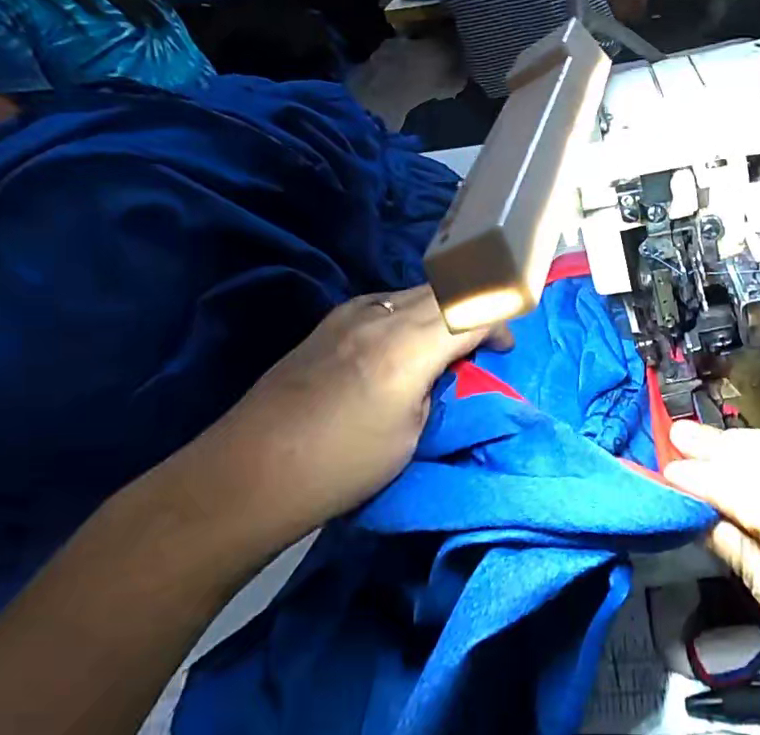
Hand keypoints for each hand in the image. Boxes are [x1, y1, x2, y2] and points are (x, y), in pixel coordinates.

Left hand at [207, 285, 510, 530]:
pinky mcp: (330, 321)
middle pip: (445, 291)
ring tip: (443, 348)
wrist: (253, 468)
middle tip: (483, 348)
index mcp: (408, 345)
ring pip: (415, 293)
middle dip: (474, 310)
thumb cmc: (341, 465)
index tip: (506, 344)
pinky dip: (411, 315)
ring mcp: (351, 313)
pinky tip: (403, 345)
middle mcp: (382, 314)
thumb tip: (443, 369)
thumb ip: (436, 389)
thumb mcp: (409, 436)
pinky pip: (387, 303)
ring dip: (441, 311)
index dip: (498, 319)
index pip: (471, 309)